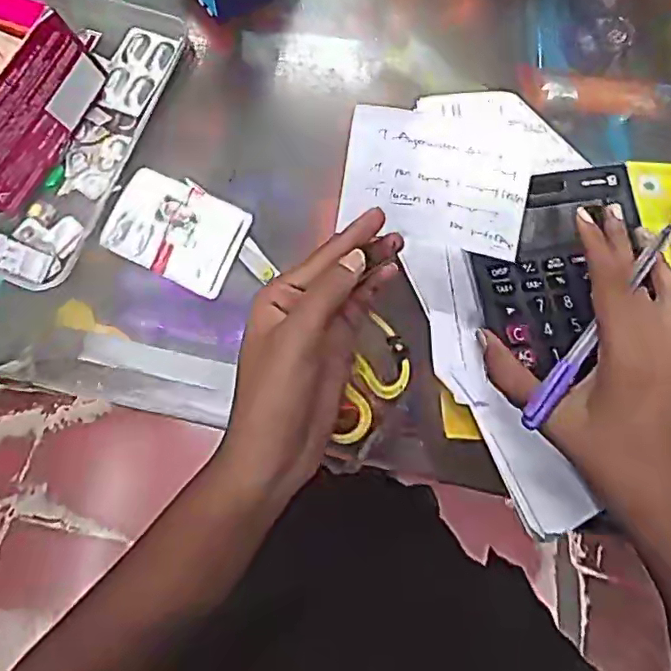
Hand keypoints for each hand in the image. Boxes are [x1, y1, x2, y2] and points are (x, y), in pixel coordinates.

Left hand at [214, 208, 402, 500]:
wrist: (275, 454)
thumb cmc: (273, 396)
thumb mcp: (298, 338)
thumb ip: (327, 295)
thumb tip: (355, 258)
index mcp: (280, 298)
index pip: (322, 259)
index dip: (351, 236)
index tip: (376, 216)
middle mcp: (299, 307)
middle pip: (338, 270)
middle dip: (365, 249)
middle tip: (395, 231)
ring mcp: (319, 328)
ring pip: (350, 289)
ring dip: (372, 269)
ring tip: (397, 248)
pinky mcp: (336, 348)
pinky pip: (356, 313)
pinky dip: (372, 295)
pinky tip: (385, 280)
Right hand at [481, 205, 670, 524]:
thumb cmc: (616, 462)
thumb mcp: (555, 419)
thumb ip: (512, 378)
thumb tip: (482, 342)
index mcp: (629, 348)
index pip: (613, 280)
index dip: (598, 244)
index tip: (585, 216)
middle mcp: (665, 343)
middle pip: (646, 277)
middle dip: (624, 241)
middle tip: (606, 212)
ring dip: (653, 263)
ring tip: (634, 239)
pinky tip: (669, 295)